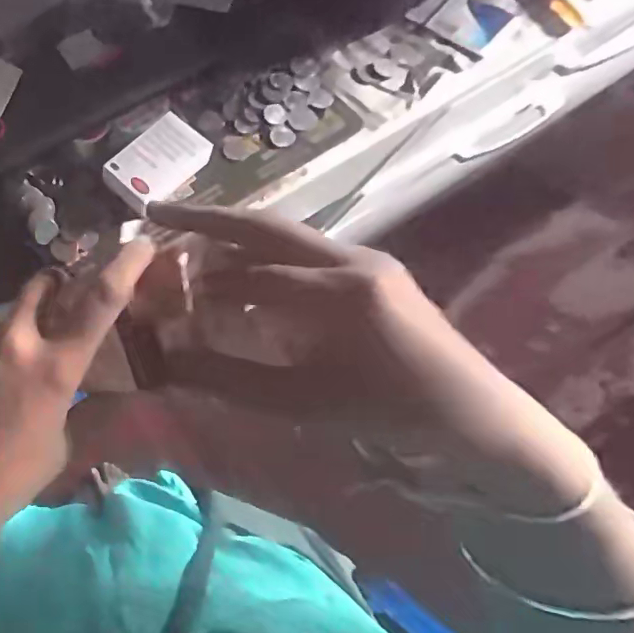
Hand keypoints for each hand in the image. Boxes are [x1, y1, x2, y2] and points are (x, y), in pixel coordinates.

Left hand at [0, 237, 154, 560]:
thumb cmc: (9, 479)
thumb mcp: (60, 443)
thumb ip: (73, 399)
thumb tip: (83, 380)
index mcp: (55, 368)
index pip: (100, 303)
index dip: (124, 266)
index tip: (138, 242)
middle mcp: (14, 340)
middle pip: (41, 286)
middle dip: (51, 289)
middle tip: (49, 305)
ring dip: (2, 338)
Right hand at [144, 203, 598, 517]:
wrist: (477, 420)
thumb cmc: (391, 414)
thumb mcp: (301, 403)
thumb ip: (229, 379)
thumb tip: (167, 363)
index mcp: (340, 290)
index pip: (251, 273)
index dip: (200, 282)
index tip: (156, 288)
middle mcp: (354, 260)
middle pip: (265, 227)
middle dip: (207, 218)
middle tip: (157, 212)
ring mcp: (366, 261)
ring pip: (285, 236)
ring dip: (234, 234)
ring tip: (187, 236)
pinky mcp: (371, 273)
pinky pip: (304, 253)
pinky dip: (262, 255)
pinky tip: (238, 270)